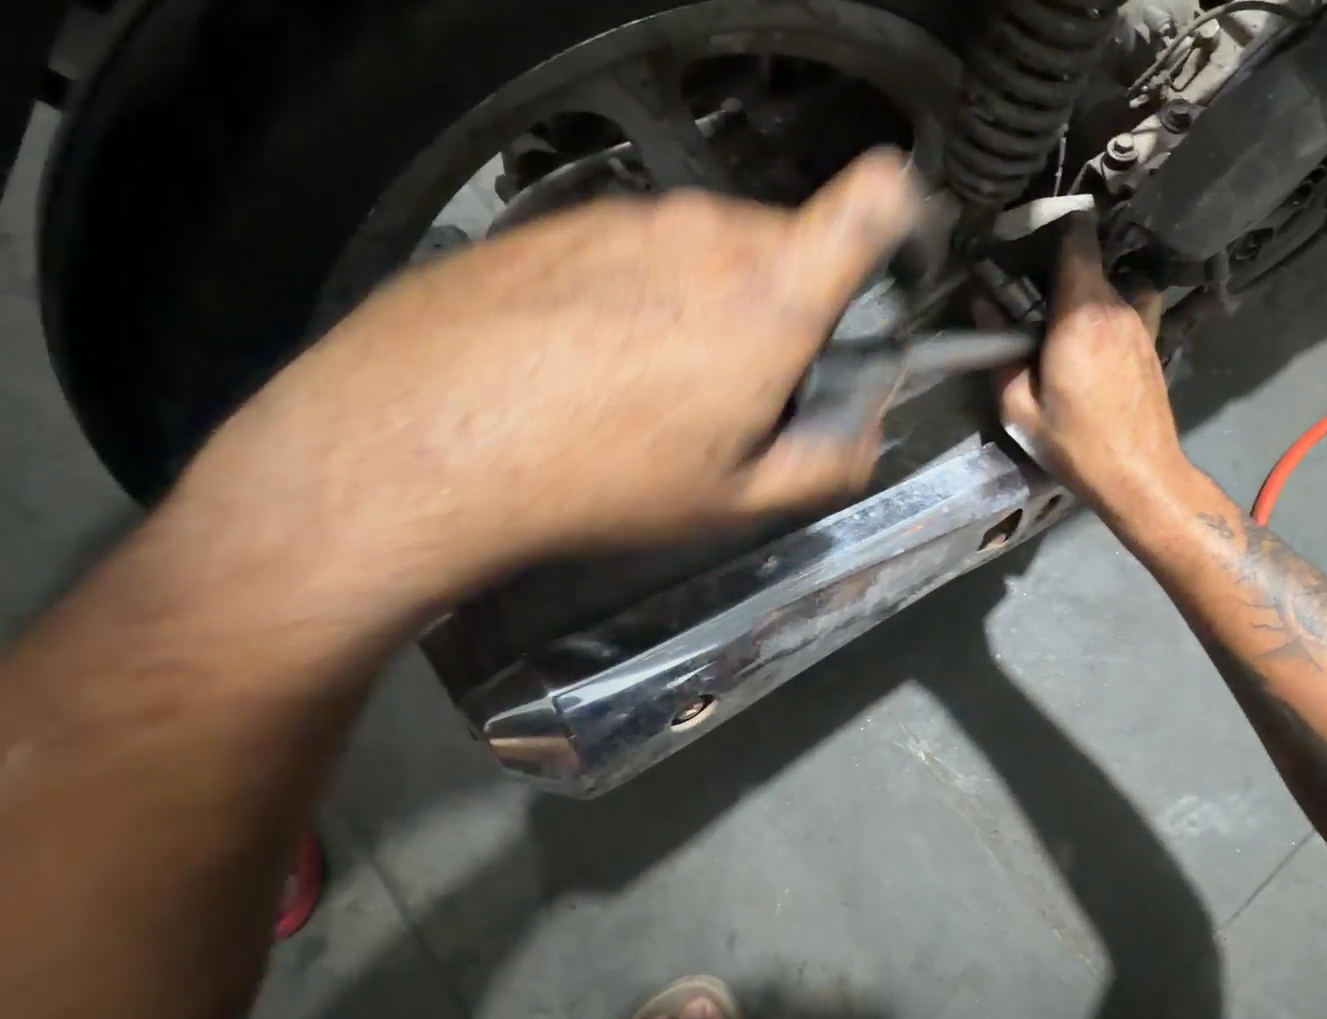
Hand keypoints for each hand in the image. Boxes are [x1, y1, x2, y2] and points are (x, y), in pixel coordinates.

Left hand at [182, 151, 918, 584]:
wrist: (414, 444)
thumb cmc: (598, 478)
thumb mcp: (736, 498)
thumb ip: (830, 460)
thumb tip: (866, 430)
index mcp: (771, 297)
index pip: (871, 202)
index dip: (903, 217)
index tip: (895, 260)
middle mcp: (707, 234)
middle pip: (793, 244)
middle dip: (796, 305)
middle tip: (750, 384)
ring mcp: (630, 216)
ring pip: (717, 247)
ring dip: (719, 302)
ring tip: (661, 382)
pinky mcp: (564, 222)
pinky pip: (646, 247)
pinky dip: (651, 292)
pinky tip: (598, 359)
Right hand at [996, 215, 1186, 511]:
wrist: (1143, 477)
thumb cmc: (1078, 447)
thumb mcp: (1019, 411)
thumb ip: (998, 356)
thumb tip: (982, 308)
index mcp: (1081, 315)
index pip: (1076, 238)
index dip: (1048, 229)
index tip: (1024, 243)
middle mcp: (1117, 307)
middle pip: (1087, 262)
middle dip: (1056, 269)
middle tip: (1026, 293)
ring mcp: (1141, 323)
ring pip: (1107, 286)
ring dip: (1080, 294)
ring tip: (1055, 322)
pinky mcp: (1152, 342)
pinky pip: (1126, 307)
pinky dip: (1104, 311)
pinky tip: (1089, 339)